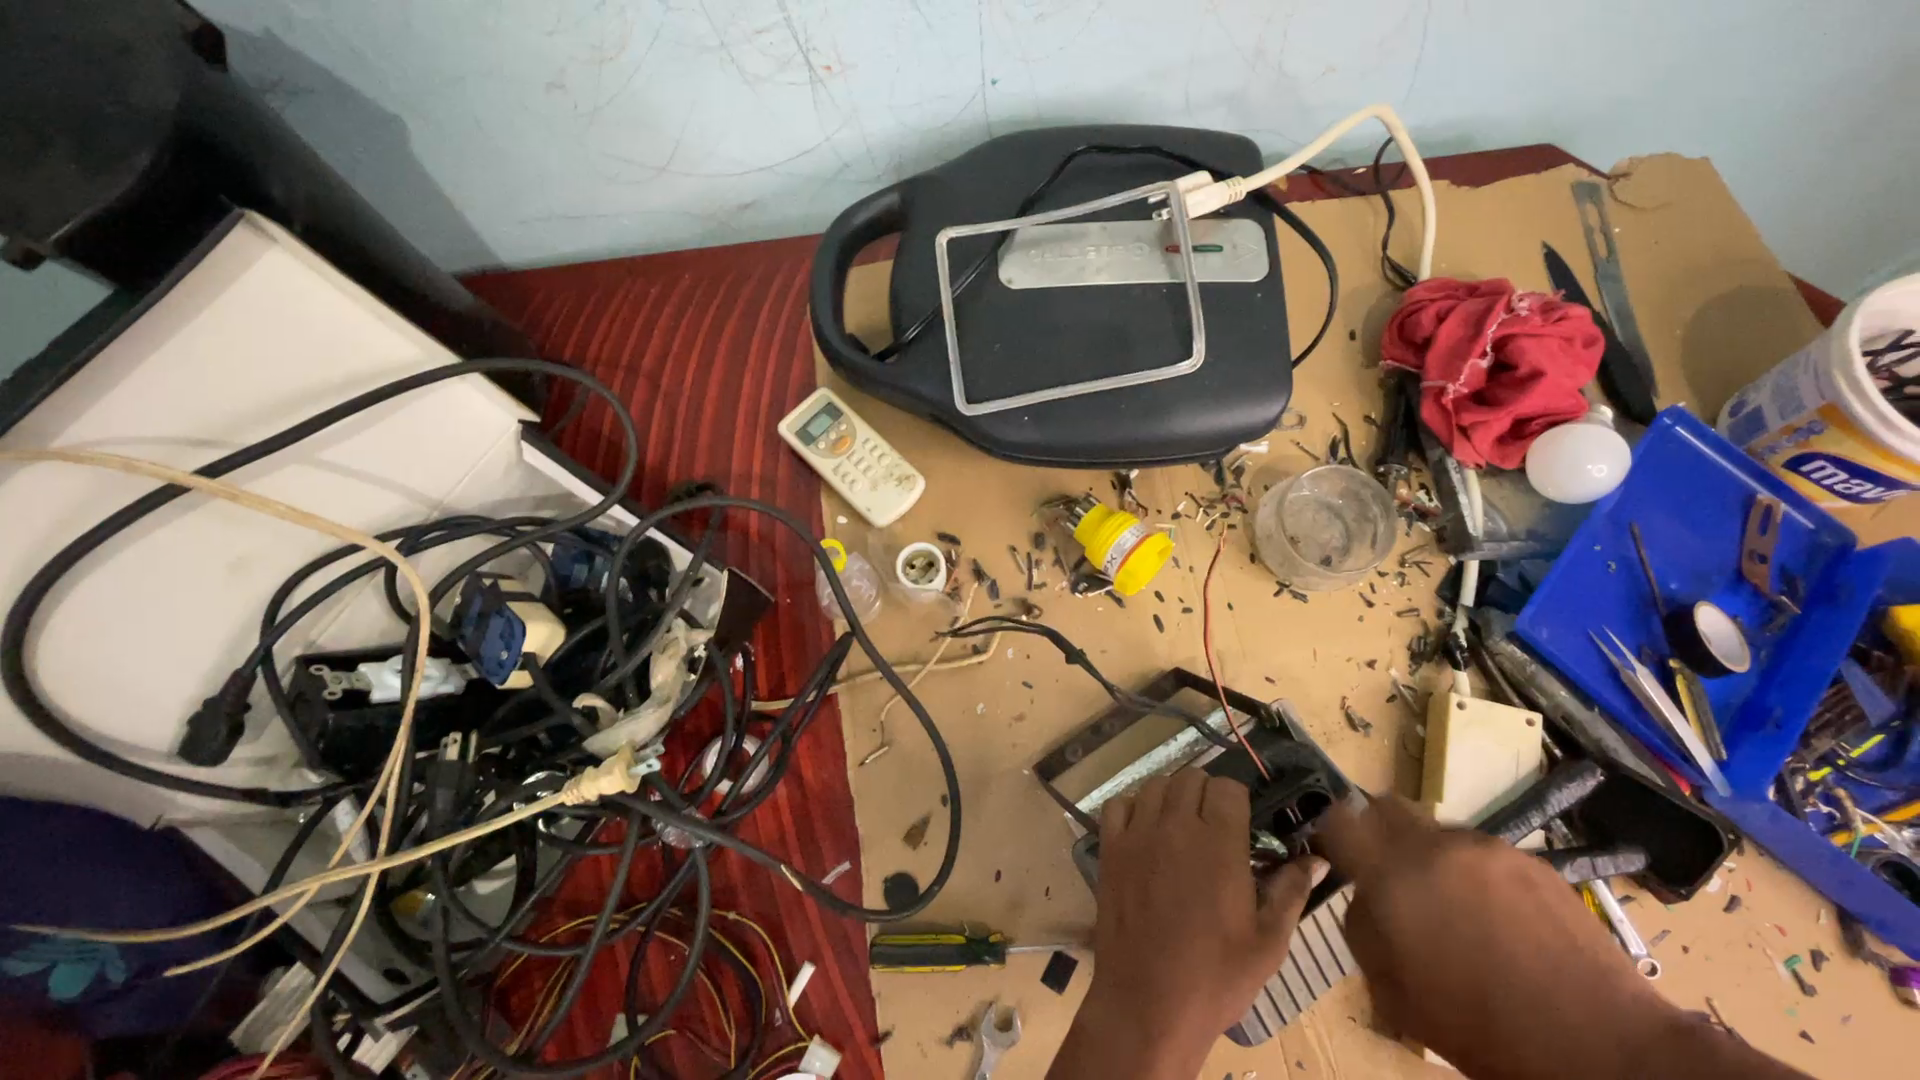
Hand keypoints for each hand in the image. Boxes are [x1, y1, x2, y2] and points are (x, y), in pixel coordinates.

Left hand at [1048, 771, 1325, 1079]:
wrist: (1148, 1002)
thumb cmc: (1216, 977)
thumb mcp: (1268, 942)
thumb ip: (1291, 891)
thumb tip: (1317, 860)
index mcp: (1219, 843)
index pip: (1227, 787)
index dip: (1237, 799)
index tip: (1242, 822)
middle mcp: (1176, 827)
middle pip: (1189, 778)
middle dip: (1206, 794)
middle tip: (1214, 825)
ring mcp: (1137, 836)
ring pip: (1154, 785)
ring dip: (1171, 796)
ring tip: (1181, 825)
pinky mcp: (1109, 850)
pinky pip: (1117, 805)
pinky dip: (1133, 807)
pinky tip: (1145, 830)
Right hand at [1314, 795, 1804, 1079]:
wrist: (1603, 1045)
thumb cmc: (1483, 1030)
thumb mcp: (1395, 994)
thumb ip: (1363, 930)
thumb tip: (1366, 899)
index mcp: (1393, 877)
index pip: (1338, 819)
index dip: (1328, 831)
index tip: (1332, 852)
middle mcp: (1436, 847)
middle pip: (1386, 807)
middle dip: (1376, 831)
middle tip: (1385, 872)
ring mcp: (1489, 849)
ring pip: (1436, 831)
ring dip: (1428, 857)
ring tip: (1450, 907)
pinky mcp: (1533, 862)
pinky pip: (1482, 852)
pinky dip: (1473, 874)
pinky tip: (1496, 920)